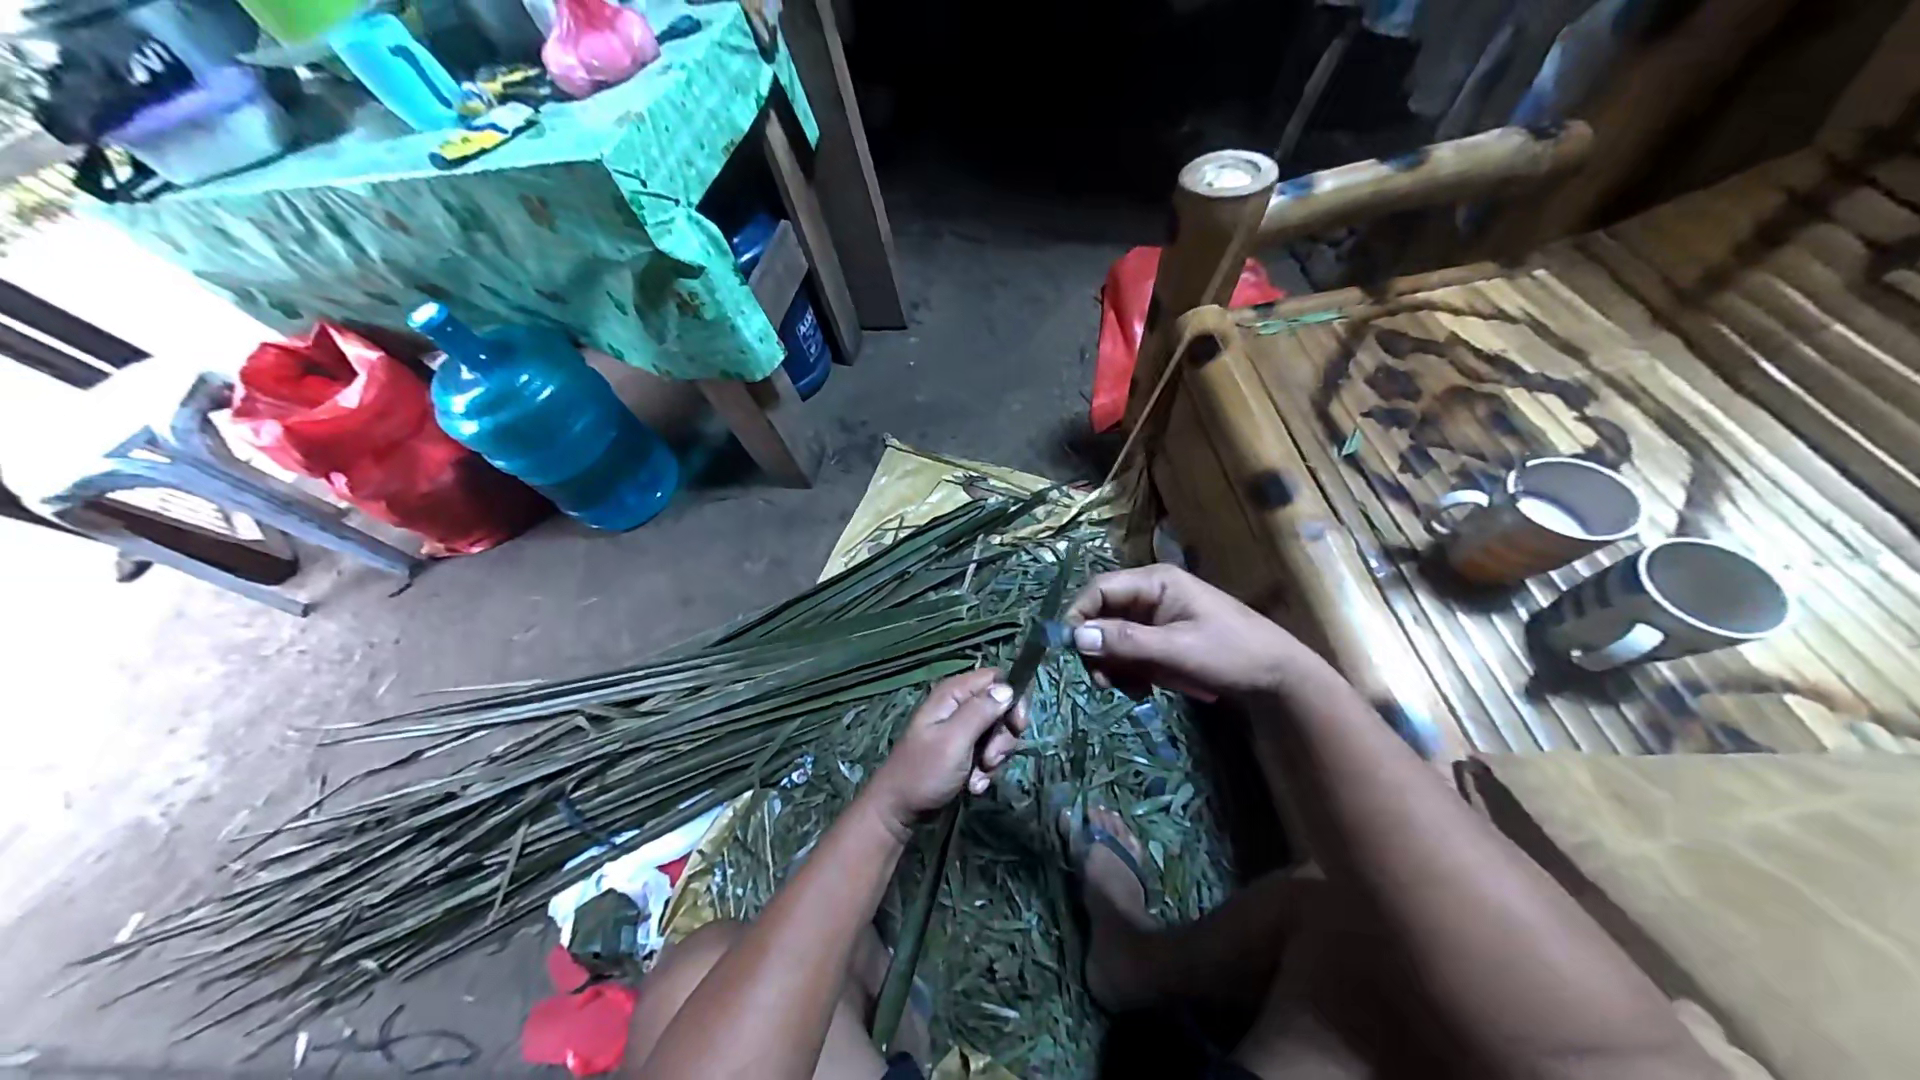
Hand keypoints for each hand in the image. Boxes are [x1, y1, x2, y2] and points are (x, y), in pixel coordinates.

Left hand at [868, 669, 1026, 834]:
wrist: (900, 810)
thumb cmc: (923, 772)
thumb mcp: (954, 740)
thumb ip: (980, 711)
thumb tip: (1007, 688)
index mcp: (952, 694)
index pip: (996, 678)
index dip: (1011, 698)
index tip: (1017, 724)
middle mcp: (959, 706)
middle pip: (1002, 708)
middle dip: (1003, 736)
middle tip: (991, 758)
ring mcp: (962, 729)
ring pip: (998, 734)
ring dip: (994, 758)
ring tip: (977, 776)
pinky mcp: (966, 751)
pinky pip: (989, 753)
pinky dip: (985, 770)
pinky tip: (973, 785)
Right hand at [1066, 564, 1314, 700]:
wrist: (1278, 678)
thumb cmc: (1231, 654)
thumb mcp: (1176, 649)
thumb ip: (1126, 642)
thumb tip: (1076, 637)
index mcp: (1155, 582)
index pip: (1100, 589)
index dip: (1079, 616)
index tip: (1071, 650)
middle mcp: (1151, 594)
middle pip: (1103, 615)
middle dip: (1099, 649)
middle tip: (1103, 682)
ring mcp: (1157, 618)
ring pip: (1113, 637)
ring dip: (1114, 665)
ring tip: (1130, 690)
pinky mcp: (1163, 639)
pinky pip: (1131, 651)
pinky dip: (1129, 671)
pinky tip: (1143, 690)